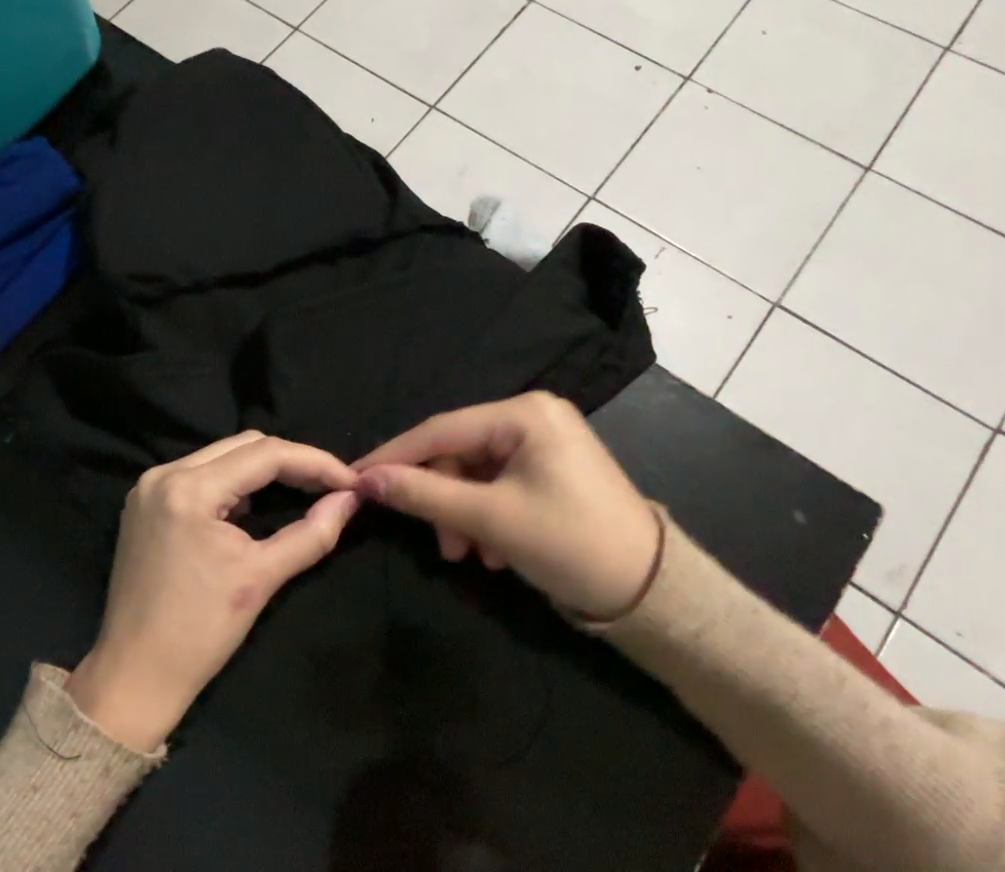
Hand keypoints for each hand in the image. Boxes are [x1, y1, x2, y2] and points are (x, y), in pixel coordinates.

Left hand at [66, 433, 360, 751]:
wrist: (136, 673)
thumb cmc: (200, 632)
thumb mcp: (262, 577)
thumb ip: (312, 533)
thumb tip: (351, 500)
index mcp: (188, 488)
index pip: (265, 454)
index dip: (315, 462)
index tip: (352, 482)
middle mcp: (163, 474)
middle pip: (243, 445)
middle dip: (292, 461)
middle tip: (332, 487)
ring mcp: (149, 488)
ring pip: (221, 456)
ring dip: (263, 470)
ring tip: (305, 491)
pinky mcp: (145, 504)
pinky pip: (200, 475)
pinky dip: (234, 483)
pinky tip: (258, 504)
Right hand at [353, 392, 659, 618]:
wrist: (650, 590)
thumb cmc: (568, 541)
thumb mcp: (488, 519)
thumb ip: (423, 495)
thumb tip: (366, 480)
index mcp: (524, 413)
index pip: (440, 429)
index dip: (394, 456)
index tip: (354, 477)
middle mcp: (534, 418)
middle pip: (457, 453)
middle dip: (442, 501)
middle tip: (442, 548)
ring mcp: (544, 444)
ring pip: (474, 474)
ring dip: (462, 516)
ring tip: (471, 557)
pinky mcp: (550, 472)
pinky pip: (497, 486)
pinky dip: (486, 518)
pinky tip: (494, 553)